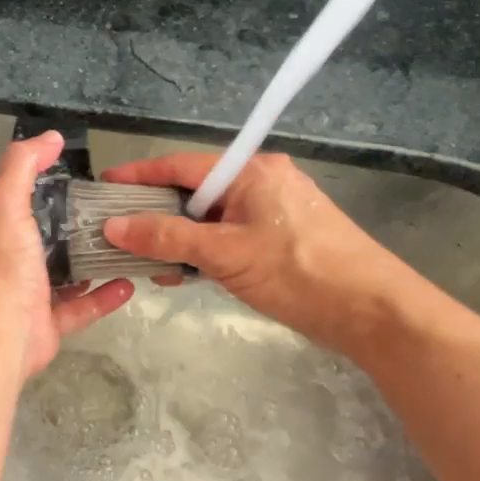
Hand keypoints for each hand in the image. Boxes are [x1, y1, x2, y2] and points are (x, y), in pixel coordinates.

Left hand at [0, 131, 134, 381]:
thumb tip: (49, 137)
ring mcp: (30, 296)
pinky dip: (104, 297)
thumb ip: (21, 167)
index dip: (45, 190)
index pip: (20, 205)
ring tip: (128, 247)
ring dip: (92, 263)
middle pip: (46, 241)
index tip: (81, 178)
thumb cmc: (5, 263)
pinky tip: (130, 284)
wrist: (2, 328)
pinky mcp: (49, 325)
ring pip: (65, 276)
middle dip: (75, 228)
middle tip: (115, 214)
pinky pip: (81, 309)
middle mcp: (12, 264)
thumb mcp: (6, 203)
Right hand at [99, 152, 419, 354]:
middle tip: (112, 229)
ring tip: (142, 259)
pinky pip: (224, 234)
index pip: (179, 165)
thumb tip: (112, 226)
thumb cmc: (300, 273)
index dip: (137, 176)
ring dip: (174, 237)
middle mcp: (261, 182)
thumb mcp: (223, 254)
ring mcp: (273, 210)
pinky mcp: (280, 237)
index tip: (100, 187)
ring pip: (206, 216)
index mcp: (251, 173)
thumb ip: (165, 237)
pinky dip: (199, 250)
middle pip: (191, 190)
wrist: (378, 315)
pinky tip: (180, 272)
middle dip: (151, 212)